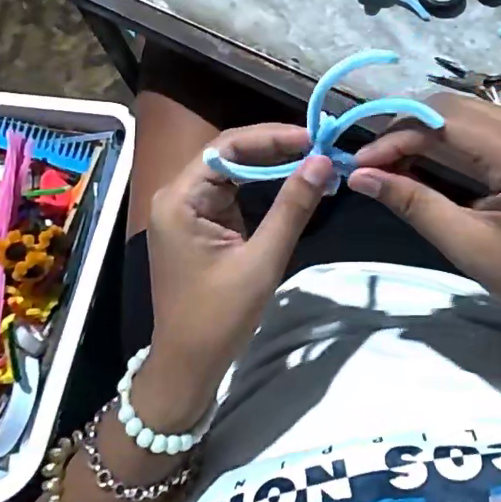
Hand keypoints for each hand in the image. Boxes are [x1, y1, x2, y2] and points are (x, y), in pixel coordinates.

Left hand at [139, 125, 333, 422]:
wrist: (189, 364)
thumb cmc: (219, 316)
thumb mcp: (262, 260)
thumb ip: (292, 207)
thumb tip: (323, 161)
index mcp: (180, 199)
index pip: (227, 148)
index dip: (272, 137)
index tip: (314, 139)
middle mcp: (178, 196)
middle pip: (229, 155)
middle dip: (276, 148)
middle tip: (321, 147)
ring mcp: (187, 210)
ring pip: (234, 171)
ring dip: (273, 164)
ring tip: (315, 159)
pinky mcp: (200, 224)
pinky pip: (234, 193)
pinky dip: (265, 185)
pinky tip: (294, 181)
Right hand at [347, 95, 500, 344]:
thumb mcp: (468, 246)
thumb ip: (414, 203)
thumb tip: (360, 176)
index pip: (445, 121)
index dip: (396, 136)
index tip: (359, 162)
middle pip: (454, 106)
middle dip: (406, 129)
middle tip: (371, 163)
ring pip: (464, 111)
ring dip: (423, 131)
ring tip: (389, 162)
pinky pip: (481, 124)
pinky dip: (446, 137)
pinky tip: (423, 159)